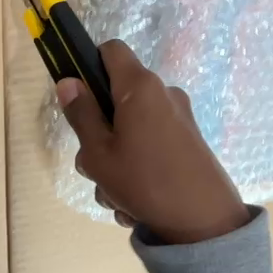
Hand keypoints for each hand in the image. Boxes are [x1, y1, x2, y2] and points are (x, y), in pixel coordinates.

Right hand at [57, 40, 250, 245]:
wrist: (203, 221)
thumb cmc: (143, 181)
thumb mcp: (98, 152)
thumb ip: (81, 114)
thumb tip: (68, 82)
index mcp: (139, 87)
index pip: (111, 50)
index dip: (88, 65)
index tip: (76, 97)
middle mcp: (163, 94)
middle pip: (116, 99)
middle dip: (97, 130)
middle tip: (93, 164)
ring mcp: (179, 119)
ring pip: (129, 130)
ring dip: (114, 160)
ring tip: (115, 193)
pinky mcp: (187, 143)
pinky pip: (148, 148)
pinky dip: (136, 171)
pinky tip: (133, 202)